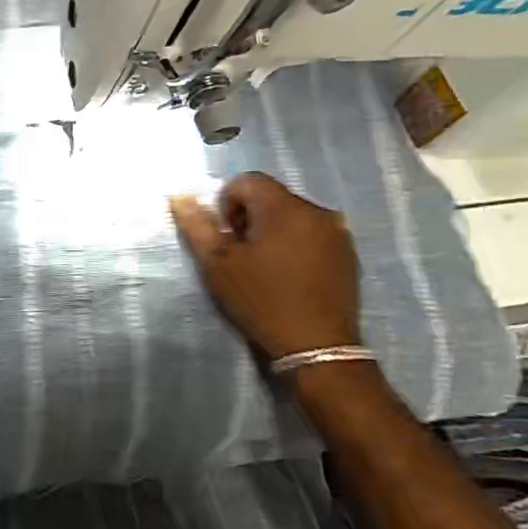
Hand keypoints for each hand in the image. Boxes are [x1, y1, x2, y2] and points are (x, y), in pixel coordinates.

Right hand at [169, 172, 359, 359]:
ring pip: (291, 215)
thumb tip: (179, 195)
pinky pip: (311, 233)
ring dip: (271, 229)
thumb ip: (197, 224)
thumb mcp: (217, 263)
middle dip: (249, 216)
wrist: (315, 347)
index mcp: (285, 208)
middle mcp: (317, 212)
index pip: (247, 180)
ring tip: (263, 265)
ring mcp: (337, 233)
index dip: (227, 202)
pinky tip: (287, 274)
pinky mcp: (348, 254)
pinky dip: (293, 242)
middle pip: (271, 196)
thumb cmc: (260, 300)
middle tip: (240, 254)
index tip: (225, 236)